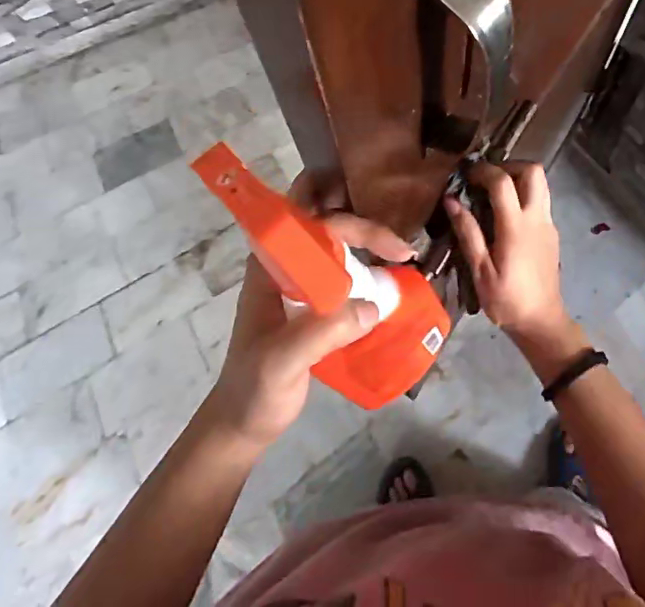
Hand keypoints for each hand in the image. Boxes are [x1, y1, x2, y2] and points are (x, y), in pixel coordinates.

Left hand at [199, 196, 414, 448]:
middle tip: (402, 243)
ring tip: (403, 256)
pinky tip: (390, 282)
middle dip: (361, 218)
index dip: (357, 227)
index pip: (316, 225)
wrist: (242, 427)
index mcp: (270, 267)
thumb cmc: (254, 390)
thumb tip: (373, 306)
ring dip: (367, 242)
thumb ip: (322, 332)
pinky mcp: (313, 307)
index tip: (396, 249)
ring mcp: (299, 286)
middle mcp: (286, 267)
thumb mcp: (282, 361)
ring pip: (336, 247)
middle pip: (325, 224)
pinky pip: (343, 276)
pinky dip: (367, 271)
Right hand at [445, 162, 570, 345]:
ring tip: (495, 193)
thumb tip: (451, 200)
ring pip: (541, 183)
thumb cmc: (507, 300)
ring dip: (519, 178)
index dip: (483, 170)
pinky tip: (506, 215)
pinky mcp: (552, 232)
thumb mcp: (480, 271)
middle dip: (509, 165)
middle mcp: (537, 218)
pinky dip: (525, 194)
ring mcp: (548, 223)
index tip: (466, 174)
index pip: (502, 181)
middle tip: (487, 179)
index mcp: (516, 226)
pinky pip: (541, 200)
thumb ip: (467, 232)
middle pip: (533, 171)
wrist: (542, 321)